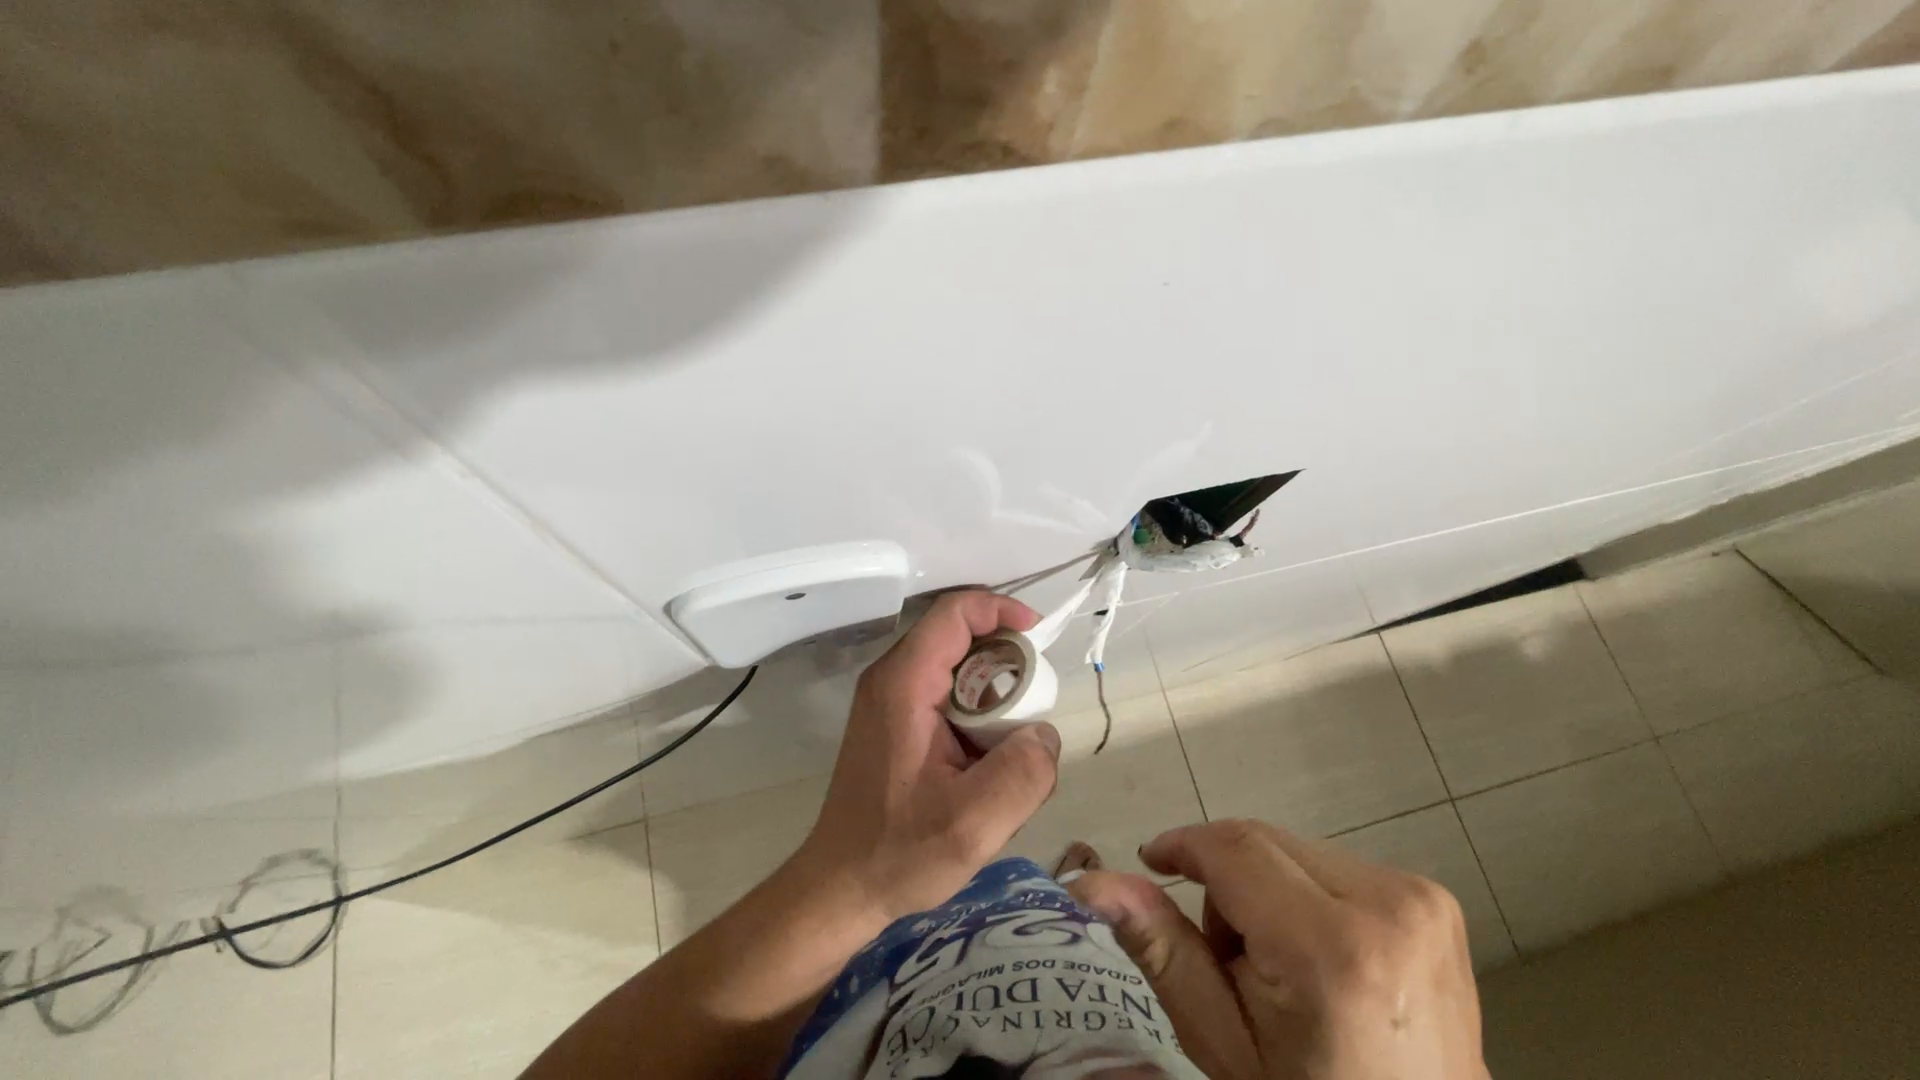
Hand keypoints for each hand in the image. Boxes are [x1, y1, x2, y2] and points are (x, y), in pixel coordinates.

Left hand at [795, 590, 1062, 921]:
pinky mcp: (895, 726)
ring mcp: (890, 703)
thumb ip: (1023, 772)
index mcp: (904, 684)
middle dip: (1007, 668)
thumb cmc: (900, 852)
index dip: (1002, 611)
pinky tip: (985, 772)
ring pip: (959, 674)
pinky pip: (948, 701)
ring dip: (994, 703)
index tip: (1041, 637)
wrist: (842, 886)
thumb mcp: (974, 822)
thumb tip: (1044, 733)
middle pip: (961, 641)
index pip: (956, 612)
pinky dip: (977, 722)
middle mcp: (892, 681)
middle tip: (1032, 718)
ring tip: (1009, 757)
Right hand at [1065, 819, 1488, 1079]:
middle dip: (1226, 882)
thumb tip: (1090, 882)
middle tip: (1223, 954)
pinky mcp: (1433, 897)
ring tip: (1277, 963)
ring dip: (1268, 889)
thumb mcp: (1221, 1039)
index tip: (1151, 862)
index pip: (1234, 848)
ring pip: (1297, 851)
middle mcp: (1386, 904)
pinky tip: (1322, 956)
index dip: (1183, 845)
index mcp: (1329, 947)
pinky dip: (1309, 897)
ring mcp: (1420, 897)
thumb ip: (1161, 949)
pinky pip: (1337, 866)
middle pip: (1264, 844)